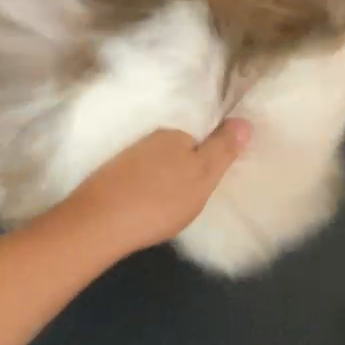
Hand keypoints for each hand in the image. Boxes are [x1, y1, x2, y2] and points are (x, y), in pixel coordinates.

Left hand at [56, 120, 251, 253]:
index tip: (208, 181)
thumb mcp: (202, 176)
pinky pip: (136, 178)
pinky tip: (144, 207)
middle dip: (183, 168)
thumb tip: (244, 121)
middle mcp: (146, 139)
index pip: (198, 138)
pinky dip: (144, 189)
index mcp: (172, 135)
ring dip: (163, 180)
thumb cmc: (160, 200)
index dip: (206, 158)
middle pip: (174, 151)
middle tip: (191, 198)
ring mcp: (123, 158)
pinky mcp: (107, 178)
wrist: (100, 223)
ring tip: (168, 206)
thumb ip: (222, 149)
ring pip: (154, 165)